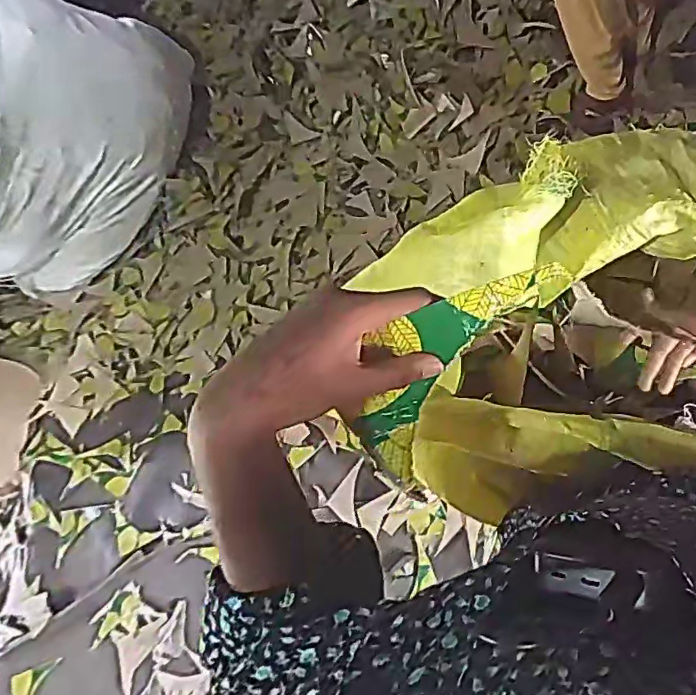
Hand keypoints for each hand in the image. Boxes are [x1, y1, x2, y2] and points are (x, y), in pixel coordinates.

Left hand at [193, 288, 442, 441]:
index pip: (411, 297)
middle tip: (424, 354)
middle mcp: (338, 295)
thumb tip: (436, 361)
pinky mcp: (306, 313)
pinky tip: (359, 365)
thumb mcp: (355, 386)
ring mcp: (319, 302)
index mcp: (355, 308)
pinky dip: (362, 336)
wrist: (241, 399)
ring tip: (392, 367)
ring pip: (367, 313)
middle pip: (388, 305)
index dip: (436, 308)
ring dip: (383, 336)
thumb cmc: (299, 391)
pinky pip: (347, 317)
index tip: (454, 323)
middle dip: (409, 328)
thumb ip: (400, 372)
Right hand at [635, 294, 695, 393]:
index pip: (652, 321)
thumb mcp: (691, 316)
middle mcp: (691, 315)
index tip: (623, 344)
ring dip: (670, 369)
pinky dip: (687, 362)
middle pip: (666, 342)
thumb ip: (664, 310)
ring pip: (681, 350)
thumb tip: (642, 295)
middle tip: (642, 384)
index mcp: (682, 307)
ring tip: (659, 389)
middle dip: (653, 363)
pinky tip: (679, 374)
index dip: (636, 332)